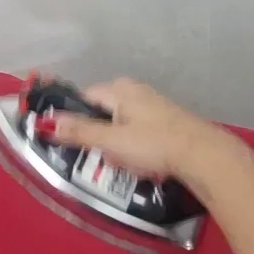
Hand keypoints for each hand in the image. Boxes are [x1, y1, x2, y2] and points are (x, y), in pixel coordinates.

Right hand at [44, 79, 253, 188]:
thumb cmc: (154, 145)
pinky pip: (140, 131)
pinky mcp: (169, 121)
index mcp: (120, 89)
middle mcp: (136, 90)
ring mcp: (155, 105)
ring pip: (123, 123)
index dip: (76, 117)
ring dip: (117, 143)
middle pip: (104, 111)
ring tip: (121, 163)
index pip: (86, 97)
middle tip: (99, 156)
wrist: (204, 156)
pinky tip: (143, 162)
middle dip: (99, 134)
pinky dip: (136, 146)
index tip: (73, 140)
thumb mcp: (111, 141)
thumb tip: (48, 123)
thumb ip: (80, 132)